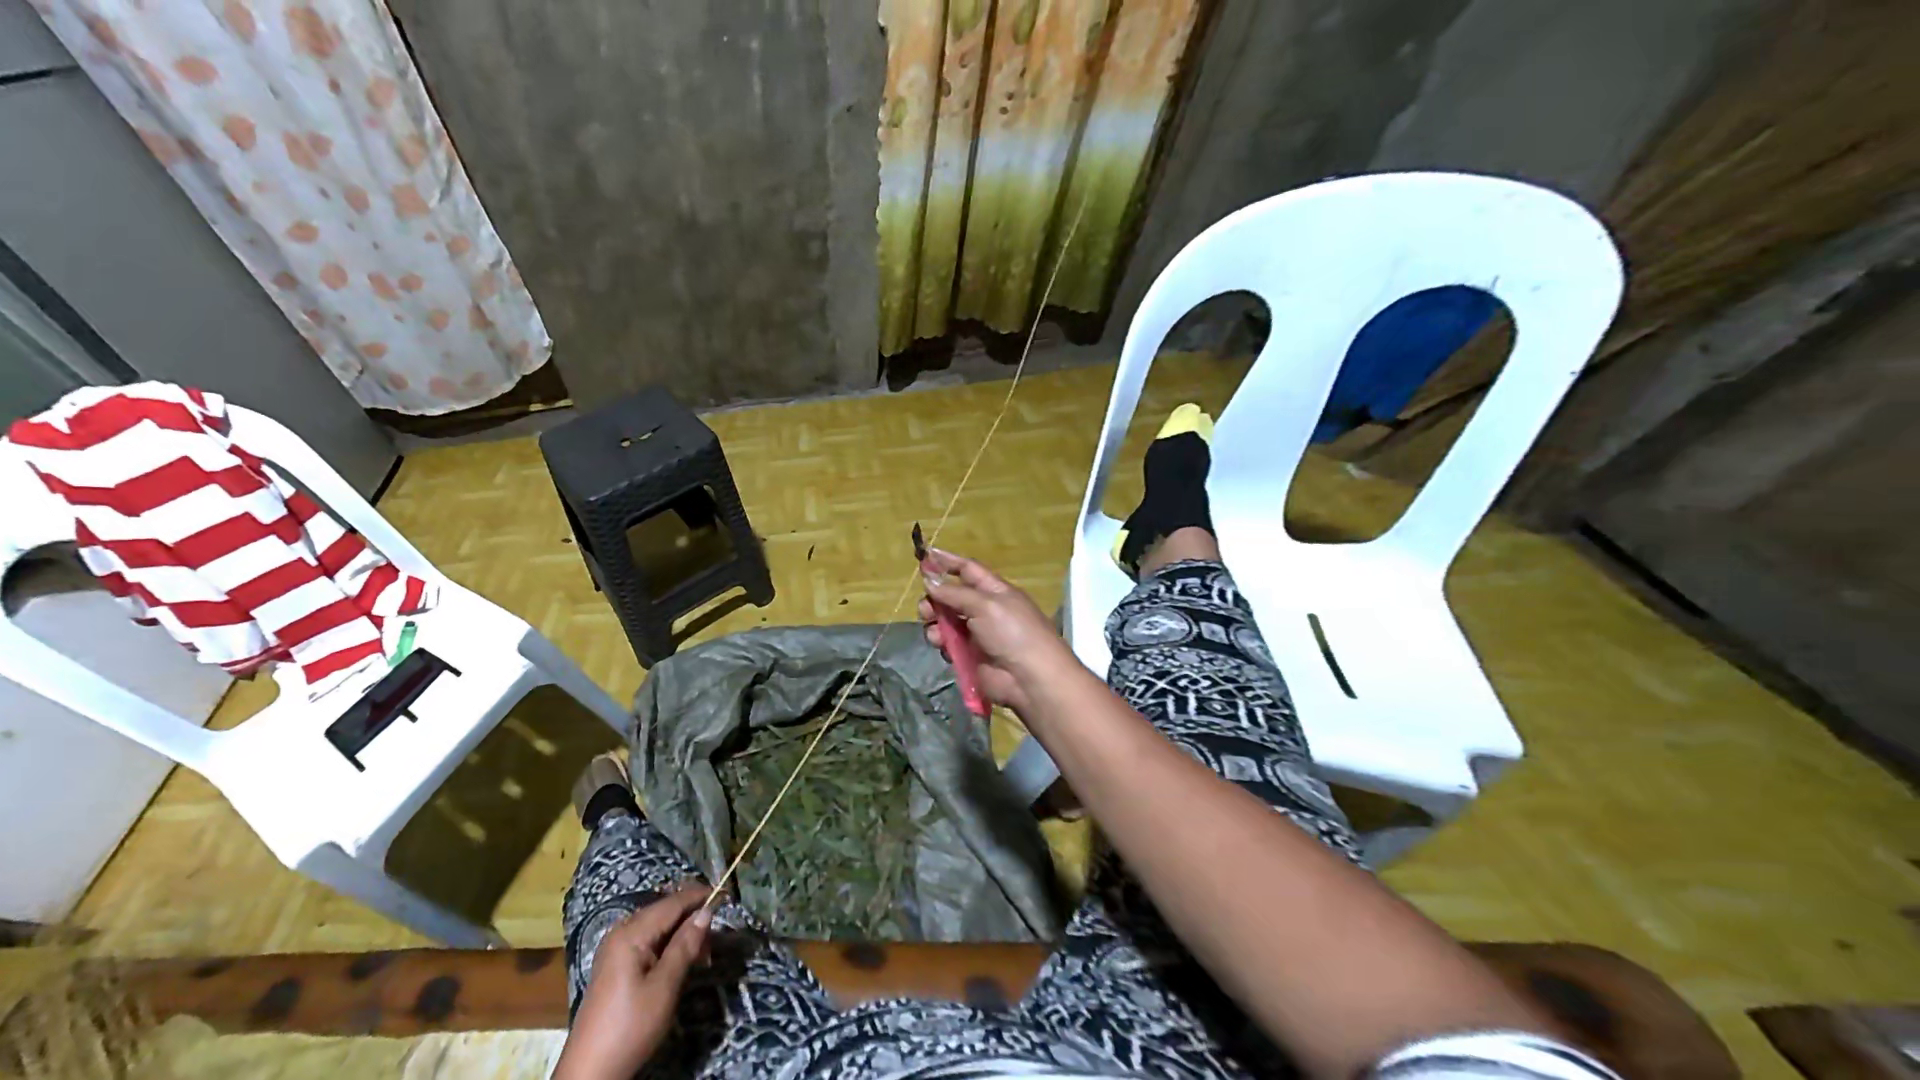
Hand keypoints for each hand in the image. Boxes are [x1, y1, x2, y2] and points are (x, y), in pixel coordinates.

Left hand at [553, 884, 711, 1079]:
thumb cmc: (631, 1026)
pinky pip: (648, 943)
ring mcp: (616, 950)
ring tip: (703, 954)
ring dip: (682, 934)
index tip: (727, 895)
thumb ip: (686, 945)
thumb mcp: (665, 986)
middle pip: (664, 912)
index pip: (672, 903)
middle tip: (716, 937)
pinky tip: (681, 961)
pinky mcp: (616, 966)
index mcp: (631, 934)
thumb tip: (706, 911)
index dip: (700, 897)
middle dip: (692, 918)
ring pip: (658, 928)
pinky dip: (668, 946)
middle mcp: (621, 933)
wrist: (591, 1073)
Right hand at [918, 548, 1080, 717]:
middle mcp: (985, 608)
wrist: (1029, 678)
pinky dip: (940, 641)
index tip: (924, 556)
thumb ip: (954, 592)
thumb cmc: (1012, 632)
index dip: (947, 562)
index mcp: (995, 590)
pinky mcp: (969, 656)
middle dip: (935, 597)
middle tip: (924, 605)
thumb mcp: (985, 604)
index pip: (967, 569)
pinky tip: (940, 643)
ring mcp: (977, 633)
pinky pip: (947, 642)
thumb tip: (929, 578)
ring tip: (931, 626)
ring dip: (934, 620)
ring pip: (946, 620)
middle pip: (952, 595)